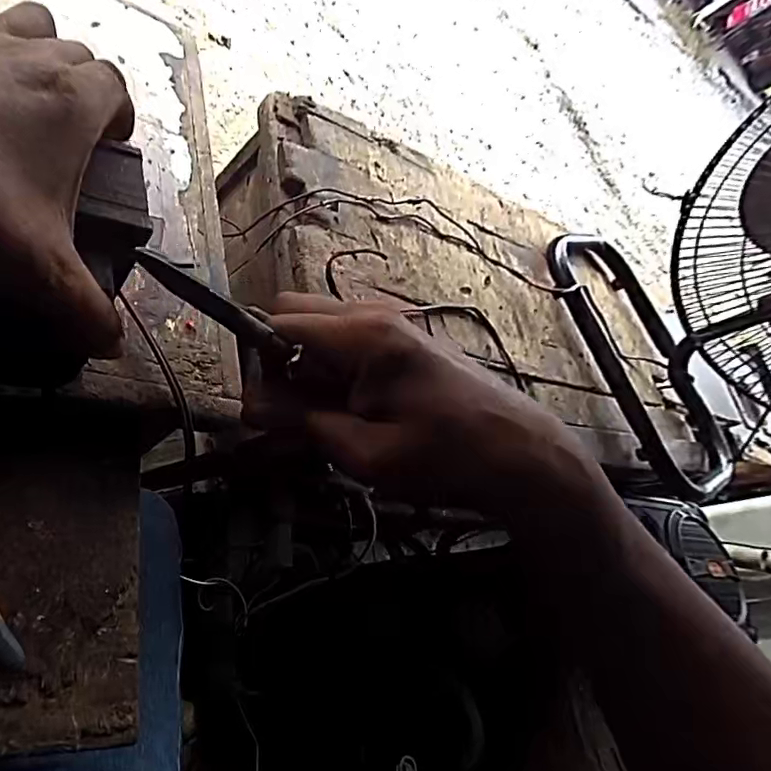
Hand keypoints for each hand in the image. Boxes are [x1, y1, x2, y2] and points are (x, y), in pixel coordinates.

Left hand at [0, 1, 133, 357]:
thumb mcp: (41, 272)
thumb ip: (87, 310)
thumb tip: (113, 345)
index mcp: (69, 102)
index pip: (116, 87)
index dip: (120, 117)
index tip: (109, 148)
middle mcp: (26, 58)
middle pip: (75, 52)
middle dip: (83, 90)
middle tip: (69, 140)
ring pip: (24, 25)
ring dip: (36, 57)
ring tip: (23, 108)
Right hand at [243, 294, 614, 517]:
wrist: (520, 455)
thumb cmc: (446, 457)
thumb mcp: (364, 452)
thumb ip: (301, 423)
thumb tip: (250, 405)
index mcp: (364, 336)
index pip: (279, 323)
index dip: (259, 364)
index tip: (265, 406)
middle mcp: (375, 314)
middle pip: (295, 313)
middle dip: (278, 358)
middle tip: (293, 410)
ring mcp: (391, 322)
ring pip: (318, 326)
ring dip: (305, 366)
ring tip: (325, 416)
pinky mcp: (402, 338)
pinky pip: (345, 340)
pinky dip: (331, 368)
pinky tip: (351, 408)